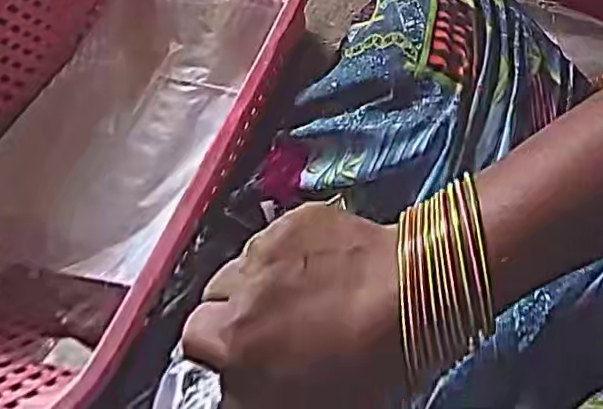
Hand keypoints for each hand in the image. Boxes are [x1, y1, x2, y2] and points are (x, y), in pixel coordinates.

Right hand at [181, 203, 402, 408]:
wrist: (410, 290)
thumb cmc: (363, 360)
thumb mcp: (296, 400)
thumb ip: (250, 388)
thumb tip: (235, 379)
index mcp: (237, 334)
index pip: (192, 336)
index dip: (214, 346)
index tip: (236, 351)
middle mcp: (246, 280)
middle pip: (214, 293)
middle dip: (231, 308)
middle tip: (264, 320)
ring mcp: (274, 240)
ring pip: (244, 259)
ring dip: (257, 275)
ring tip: (292, 287)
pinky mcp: (301, 212)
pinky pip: (275, 233)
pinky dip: (285, 248)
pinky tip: (314, 261)